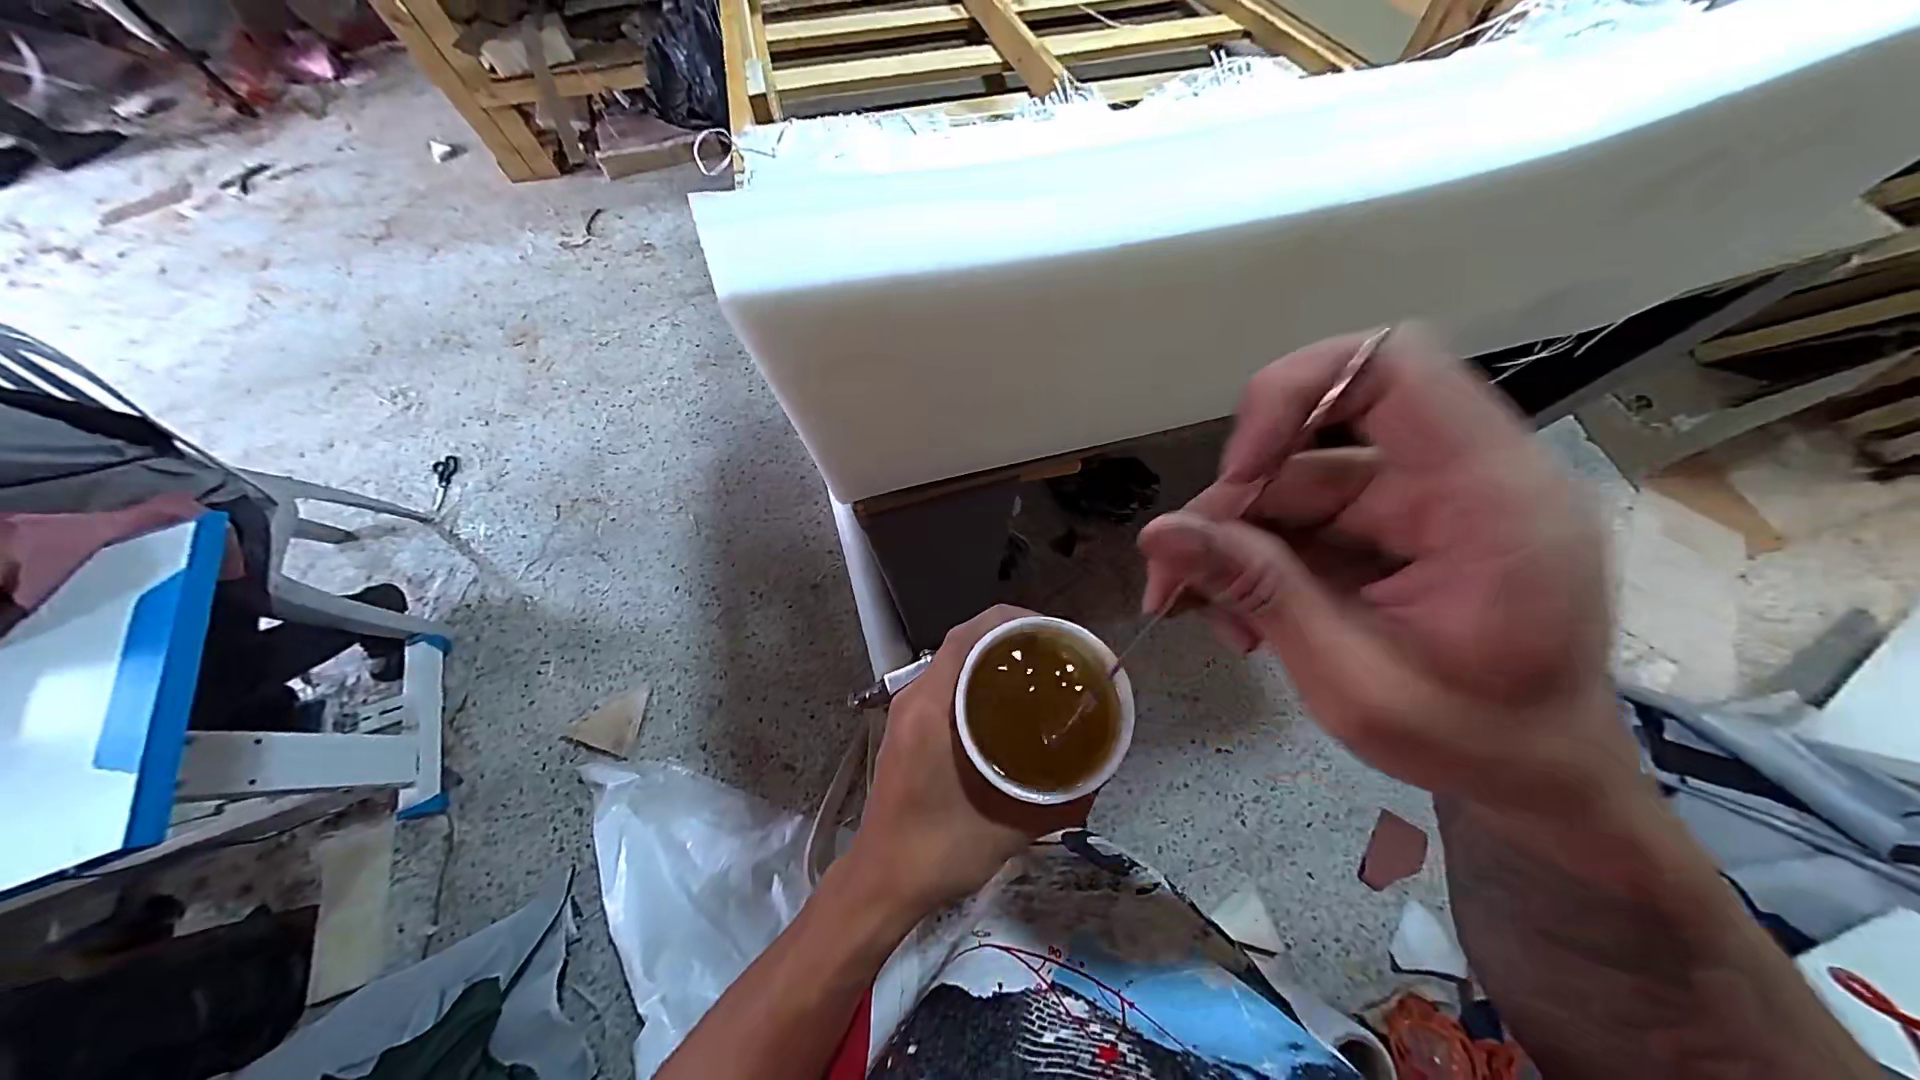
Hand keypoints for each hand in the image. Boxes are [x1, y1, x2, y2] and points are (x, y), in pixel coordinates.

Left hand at [848, 605, 1093, 915]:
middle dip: (1008, 638)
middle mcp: (914, 698)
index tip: (1051, 633)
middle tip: (1054, 655)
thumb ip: (1058, 801)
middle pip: (961, 643)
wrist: (883, 880)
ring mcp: (906, 712)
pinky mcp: (906, 728)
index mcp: (931, 707)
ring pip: (952, 663)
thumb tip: (1097, 774)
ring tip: (1036, 673)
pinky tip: (1005, 705)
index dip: (1011, 621)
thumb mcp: (1009, 826)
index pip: (967, 636)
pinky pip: (944, 685)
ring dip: (990, 658)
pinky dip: (975, 681)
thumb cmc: (938, 850)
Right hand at [1137, 325, 1636, 819]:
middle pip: (1309, 446)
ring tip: (1213, 622)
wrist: (1541, 781)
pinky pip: (1304, 521)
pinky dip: (1261, 563)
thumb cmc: (1477, 744)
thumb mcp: (1353, 681)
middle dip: (1230, 512)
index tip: (1237, 475)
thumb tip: (1158, 534)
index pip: (1390, 366)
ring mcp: (1422, 503)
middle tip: (1174, 582)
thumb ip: (1259, 593)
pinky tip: (1244, 620)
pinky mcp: (1395, 529)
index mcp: (1486, 495)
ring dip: (1235, 548)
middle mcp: (1455, 478)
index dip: (1294, 394)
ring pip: (1292, 488)